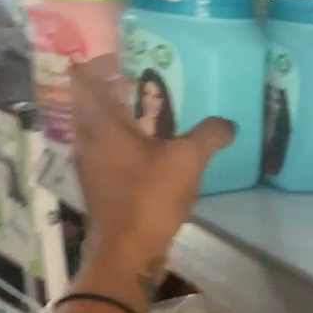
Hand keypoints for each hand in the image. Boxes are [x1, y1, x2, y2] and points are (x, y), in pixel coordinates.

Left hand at [67, 56, 234, 298]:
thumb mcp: (187, 161)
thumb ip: (208, 136)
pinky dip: (124, 147)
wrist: (126, 253)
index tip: (128, 58)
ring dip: (119, 120)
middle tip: (146, 84)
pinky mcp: (98, 189)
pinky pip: (107, 155)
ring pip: (98, 130)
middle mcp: (87, 140)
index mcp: (100, 124)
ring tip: (152, 118)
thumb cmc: (149, 198)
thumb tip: (228, 124)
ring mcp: (89, 167)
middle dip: (114, 90)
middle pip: (90, 102)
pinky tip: (151, 156)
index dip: (101, 62)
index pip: (84, 77)